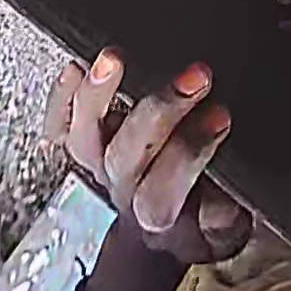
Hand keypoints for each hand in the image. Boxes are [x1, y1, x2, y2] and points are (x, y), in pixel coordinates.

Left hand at [44, 48, 249, 263]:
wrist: (161, 231)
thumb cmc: (202, 214)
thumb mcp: (227, 222)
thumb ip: (229, 209)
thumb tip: (233, 187)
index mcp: (162, 213)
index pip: (166, 190)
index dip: (191, 151)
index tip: (221, 116)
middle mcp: (120, 189)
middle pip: (127, 155)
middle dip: (162, 111)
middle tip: (197, 77)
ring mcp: (95, 166)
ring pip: (84, 135)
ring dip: (98, 95)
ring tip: (115, 60)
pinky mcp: (77, 145)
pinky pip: (58, 125)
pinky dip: (63, 97)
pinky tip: (77, 68)